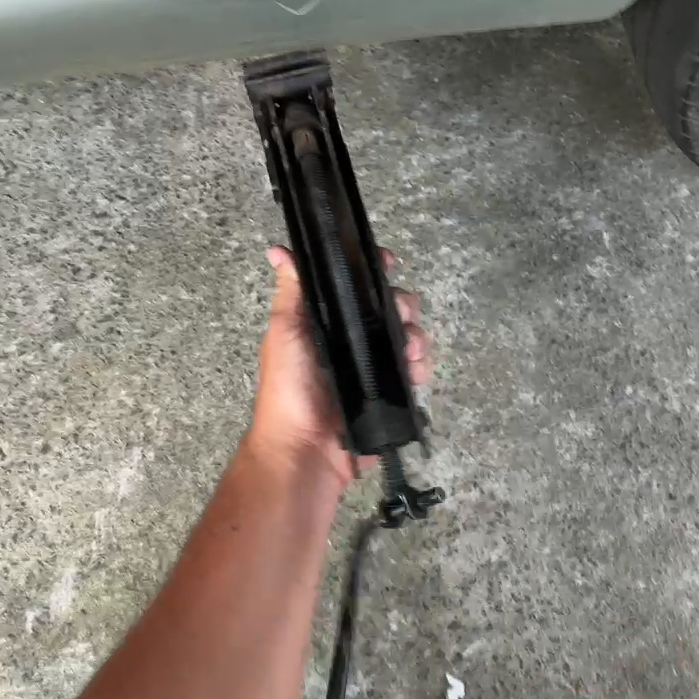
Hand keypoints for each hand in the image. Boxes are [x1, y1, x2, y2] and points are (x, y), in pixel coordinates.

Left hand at [246, 245, 432, 486]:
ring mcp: (373, 368)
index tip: (386, 261)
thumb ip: (291, 292)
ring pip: (406, 336)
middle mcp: (352, 340)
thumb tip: (279, 249)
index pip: (355, 288)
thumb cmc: (288, 387)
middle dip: (401, 303)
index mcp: (326, 322)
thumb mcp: (284, 332)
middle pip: (388, 308)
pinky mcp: (389, 393)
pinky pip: (413, 371)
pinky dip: (419, 366)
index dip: (372, 271)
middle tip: (401, 311)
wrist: (304, 449)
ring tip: (410, 348)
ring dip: (415, 335)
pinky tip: (415, 369)